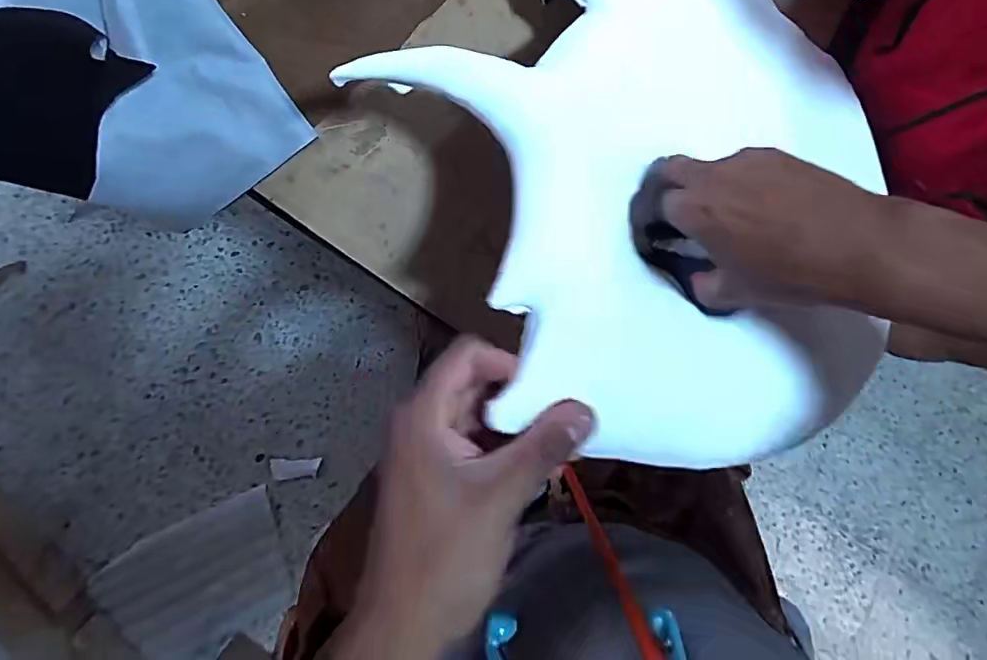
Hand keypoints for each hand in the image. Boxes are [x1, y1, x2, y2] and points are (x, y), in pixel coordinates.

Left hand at [334, 338, 593, 659]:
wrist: (402, 631)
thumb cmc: (443, 558)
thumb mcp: (500, 497)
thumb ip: (543, 447)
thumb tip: (584, 409)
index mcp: (424, 415)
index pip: (468, 355)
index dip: (507, 361)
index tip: (544, 387)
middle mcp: (422, 424)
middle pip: (477, 382)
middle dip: (521, 394)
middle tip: (561, 410)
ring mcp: (429, 451)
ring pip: (481, 414)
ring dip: (518, 423)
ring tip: (557, 439)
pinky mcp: (440, 477)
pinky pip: (479, 442)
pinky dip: (508, 446)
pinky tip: (538, 466)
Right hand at [644, 148, 892, 309]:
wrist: (858, 244)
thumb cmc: (793, 275)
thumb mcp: (739, 293)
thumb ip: (705, 283)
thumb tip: (698, 275)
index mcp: (695, 209)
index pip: (653, 205)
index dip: (651, 223)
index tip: (657, 237)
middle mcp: (713, 176)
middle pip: (670, 170)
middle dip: (664, 190)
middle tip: (677, 216)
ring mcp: (745, 160)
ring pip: (710, 167)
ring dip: (707, 187)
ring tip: (734, 216)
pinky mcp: (775, 155)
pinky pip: (744, 166)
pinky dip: (741, 183)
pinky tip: (767, 206)